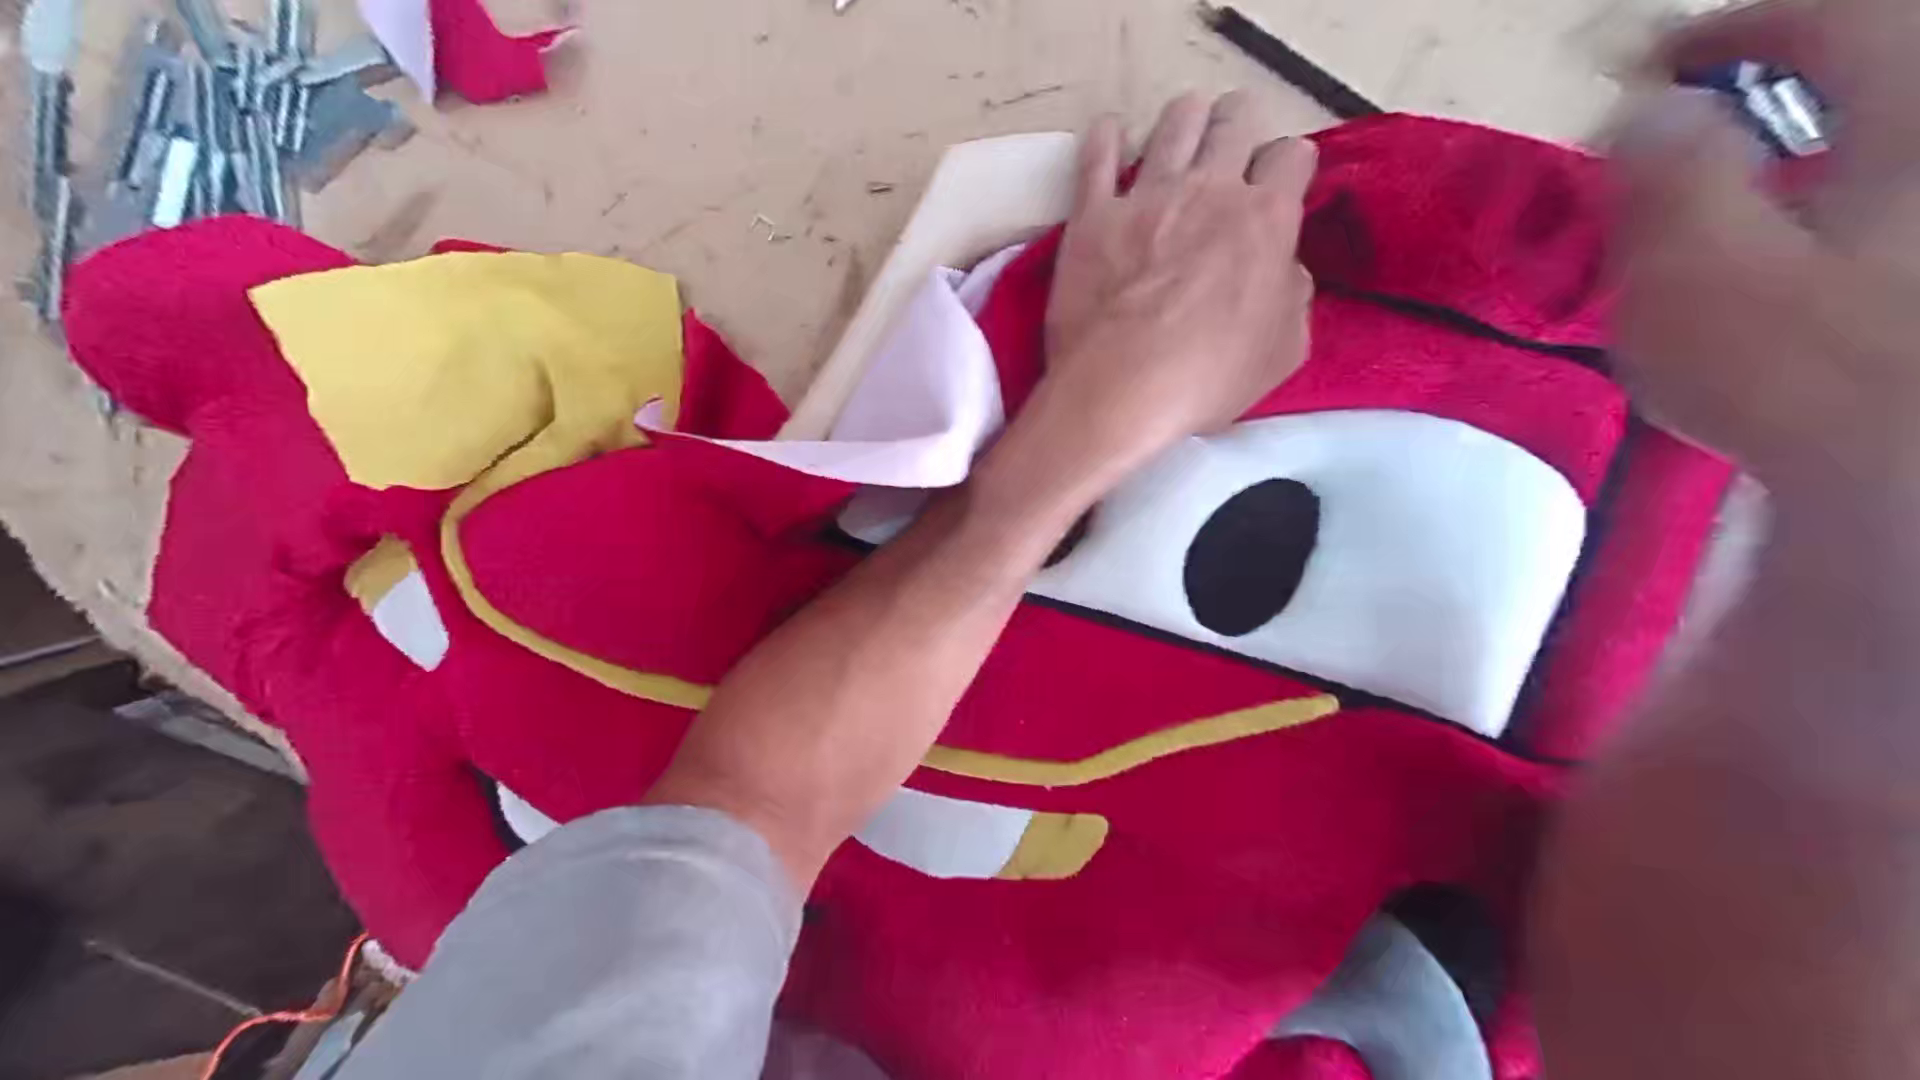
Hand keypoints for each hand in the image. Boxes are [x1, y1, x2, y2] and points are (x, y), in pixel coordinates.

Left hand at [1036, 92, 1317, 466]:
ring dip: (1186, 120)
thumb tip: (1285, 270)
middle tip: (1231, 149)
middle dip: (1240, 127)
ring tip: (1182, 134)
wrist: (1122, 389)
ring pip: (1176, 123)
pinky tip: (1111, 136)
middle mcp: (1209, 191)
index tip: (1277, 188)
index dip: (1288, 169)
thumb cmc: (1208, 379)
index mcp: (1265, 219)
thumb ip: (1291, 296)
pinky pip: (1097, 155)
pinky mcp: (1091, 216)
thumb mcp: (1283, 349)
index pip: (1292, 158)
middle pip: (1236, 122)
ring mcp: (1146, 197)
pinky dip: (1106, 139)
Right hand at [1610, 0, 1919, 505]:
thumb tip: (1643, 109)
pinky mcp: (1907, 273)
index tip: (1656, 60)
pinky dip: (1834, 189)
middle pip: (1884, 66)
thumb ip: (1669, 181)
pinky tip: (1794, 230)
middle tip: (1704, 101)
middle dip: (1791, 68)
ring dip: (1813, 132)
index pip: (1839, 22)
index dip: (1739, 28)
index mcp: (1906, 129)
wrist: (1908, 476)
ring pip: (1878, 139)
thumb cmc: (1792, 371)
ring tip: (1741, 163)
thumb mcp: (1694, 275)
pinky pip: (1873, 198)